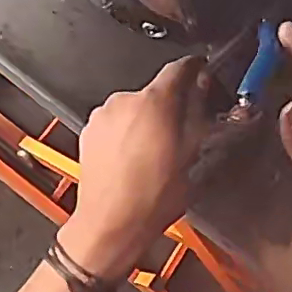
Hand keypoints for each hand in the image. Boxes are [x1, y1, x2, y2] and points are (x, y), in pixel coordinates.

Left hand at [60, 56, 209, 276]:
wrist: (111, 223)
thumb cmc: (151, 198)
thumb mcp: (191, 154)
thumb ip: (199, 113)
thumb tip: (202, 89)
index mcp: (154, 102)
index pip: (179, 67)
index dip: (195, 70)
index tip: (201, 74)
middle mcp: (124, 101)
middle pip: (155, 91)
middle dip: (169, 106)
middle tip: (180, 133)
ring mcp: (103, 115)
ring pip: (133, 107)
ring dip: (145, 120)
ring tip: (154, 153)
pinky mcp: (89, 131)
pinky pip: (115, 122)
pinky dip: (125, 132)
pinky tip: (133, 158)